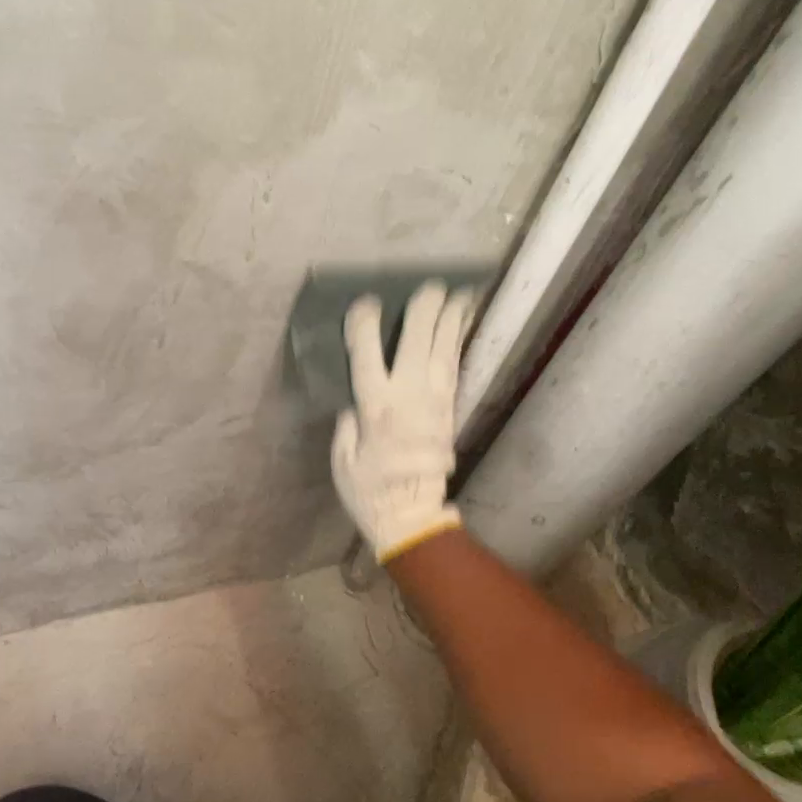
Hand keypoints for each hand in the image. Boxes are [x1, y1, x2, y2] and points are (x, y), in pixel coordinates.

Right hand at [332, 281, 475, 560]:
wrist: (411, 514)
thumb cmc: (367, 490)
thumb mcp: (341, 460)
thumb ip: (347, 427)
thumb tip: (356, 403)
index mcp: (374, 411)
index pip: (367, 359)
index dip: (366, 328)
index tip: (367, 303)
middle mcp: (407, 400)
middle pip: (416, 346)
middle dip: (424, 314)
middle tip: (431, 286)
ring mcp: (433, 404)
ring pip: (443, 353)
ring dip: (450, 322)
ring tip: (459, 294)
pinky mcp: (449, 411)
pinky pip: (454, 369)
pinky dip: (457, 344)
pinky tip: (460, 326)